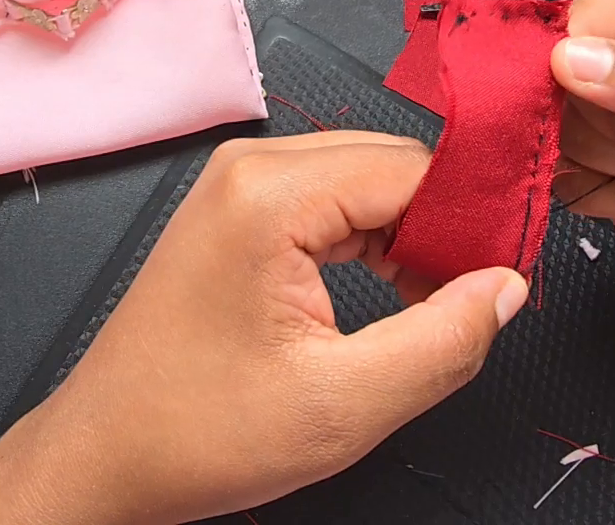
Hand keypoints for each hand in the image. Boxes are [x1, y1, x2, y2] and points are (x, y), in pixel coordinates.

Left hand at [0, 131, 528, 524]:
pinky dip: (371, 232)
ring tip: (435, 295)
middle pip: (388, 164)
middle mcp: (254, 162)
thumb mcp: (342, 405)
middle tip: (479, 290)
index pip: (410, 171)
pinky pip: (330, 194)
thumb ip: (442, 341)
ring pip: (364, 176)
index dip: (472, 216)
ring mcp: (242, 176)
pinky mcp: (241, 198)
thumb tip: (506, 285)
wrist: (104, 451)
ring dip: (409, 229)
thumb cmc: (201, 432)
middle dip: (442, 222)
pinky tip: (392, 278)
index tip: (511, 266)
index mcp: (270, 193)